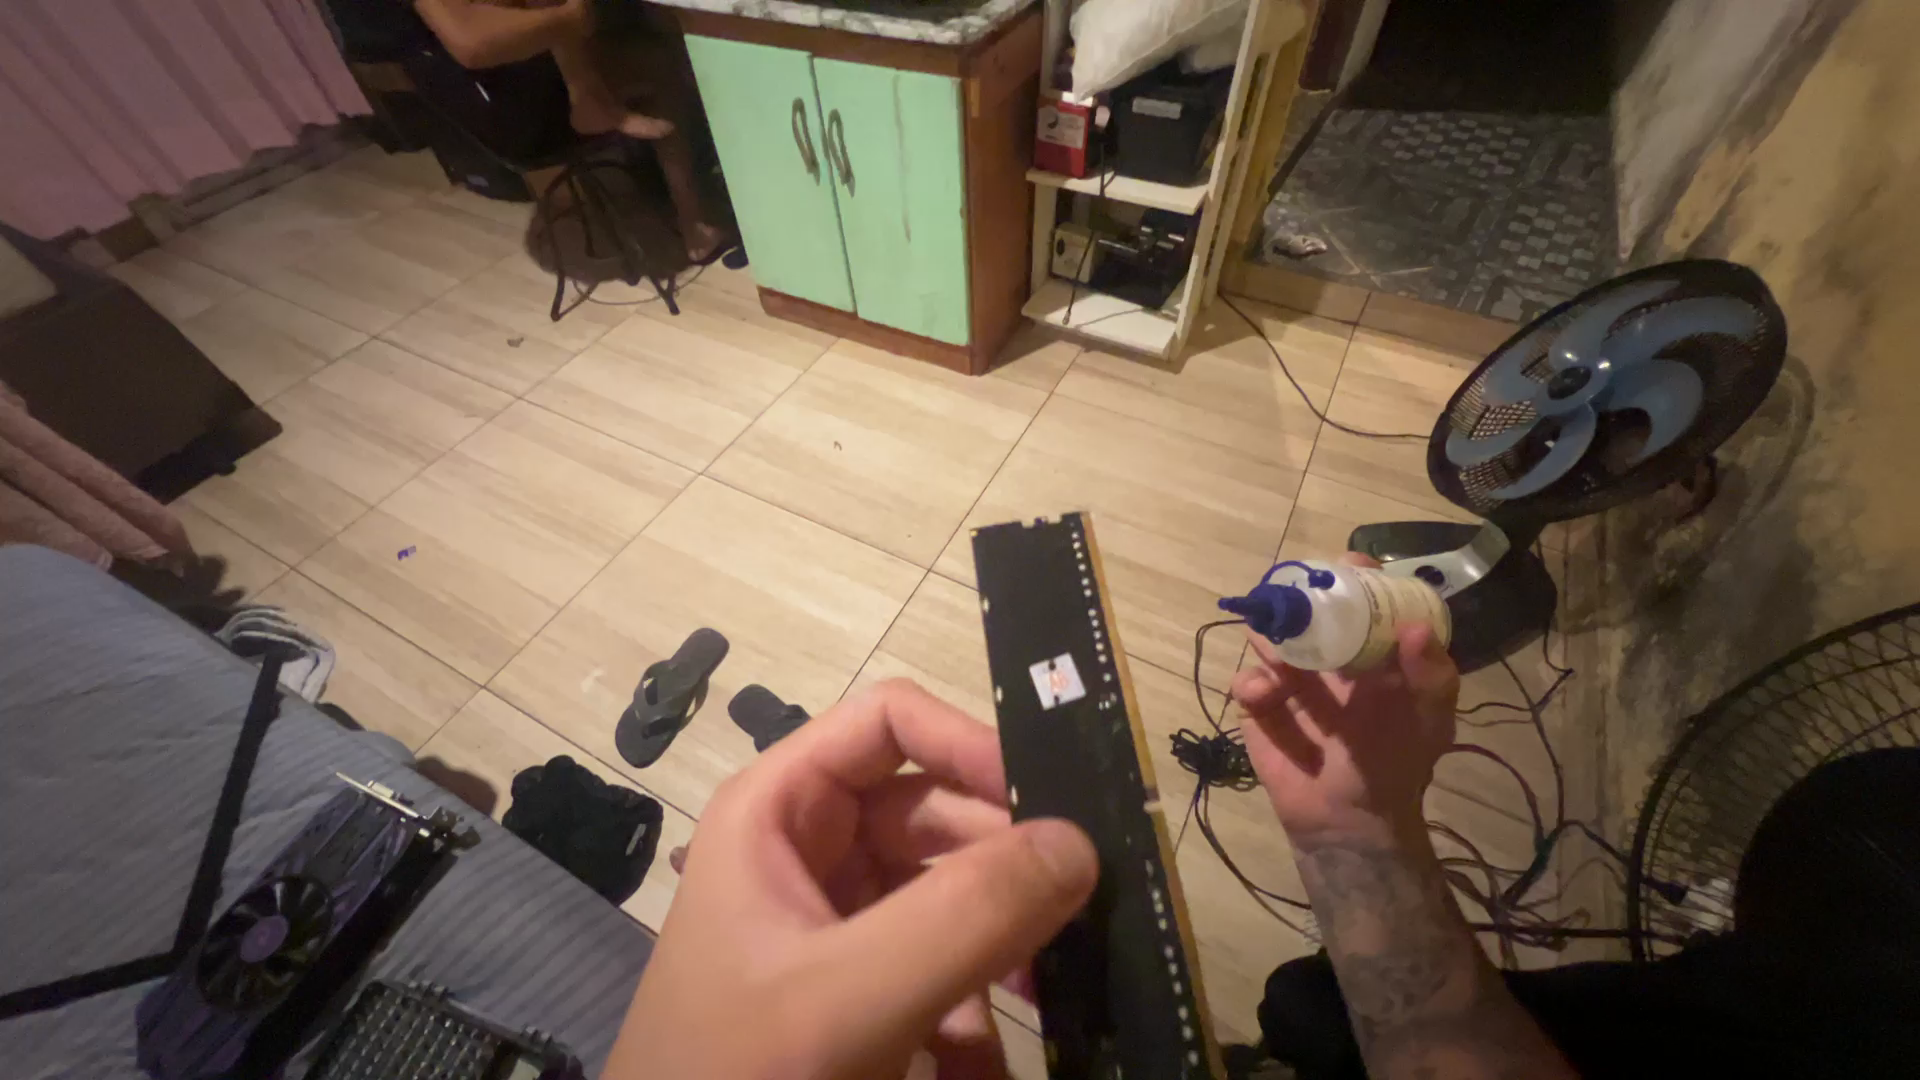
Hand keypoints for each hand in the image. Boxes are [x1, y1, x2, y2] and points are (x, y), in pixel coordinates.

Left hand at [605, 679, 1097, 1079]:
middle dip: (1006, 858)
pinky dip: (979, 1006)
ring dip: (1006, 936)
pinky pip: (946, 965)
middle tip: (1086, 906)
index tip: (1049, 801)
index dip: (968, 741)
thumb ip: (963, 917)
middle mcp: (816, 847)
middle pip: (937, 807)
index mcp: (783, 808)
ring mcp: (843, 919)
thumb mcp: (843, 1000)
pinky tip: (987, 1067)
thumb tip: (1079, 843)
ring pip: (953, 888)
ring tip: (1058, 989)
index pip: (890, 722)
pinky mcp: (867, 987)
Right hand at [1229, 555, 1458, 844]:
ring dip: (1268, 635)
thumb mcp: (1430, 721)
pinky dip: (1252, 683)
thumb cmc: (1394, 764)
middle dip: (1296, 598)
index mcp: (1368, 654)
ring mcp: (1288, 680)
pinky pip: (1245, 681)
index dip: (1353, 579)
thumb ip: (1433, 677)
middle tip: (1294, 596)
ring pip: (1267, 637)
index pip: (1359, 603)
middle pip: (1305, 611)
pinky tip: (1266, 695)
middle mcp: (1326, 658)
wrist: (1350, 819)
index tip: (1347, 567)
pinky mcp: (1258, 706)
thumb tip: (1416, 627)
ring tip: (1276, 646)